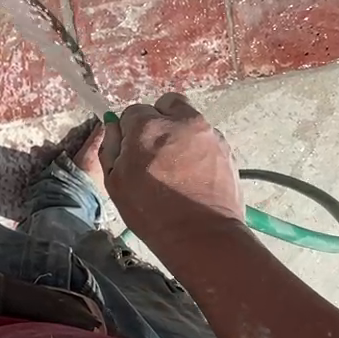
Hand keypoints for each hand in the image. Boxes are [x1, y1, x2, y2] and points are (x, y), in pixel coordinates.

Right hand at [100, 92, 242, 237]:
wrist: (200, 234)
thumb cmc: (149, 210)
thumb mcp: (114, 181)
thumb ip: (111, 148)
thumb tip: (114, 127)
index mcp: (147, 126)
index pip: (133, 111)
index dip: (128, 130)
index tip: (129, 150)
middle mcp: (181, 121)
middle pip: (167, 104)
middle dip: (159, 118)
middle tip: (153, 147)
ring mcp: (209, 134)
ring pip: (189, 120)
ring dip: (180, 133)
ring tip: (175, 164)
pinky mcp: (227, 149)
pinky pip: (207, 139)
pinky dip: (198, 149)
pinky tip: (192, 174)